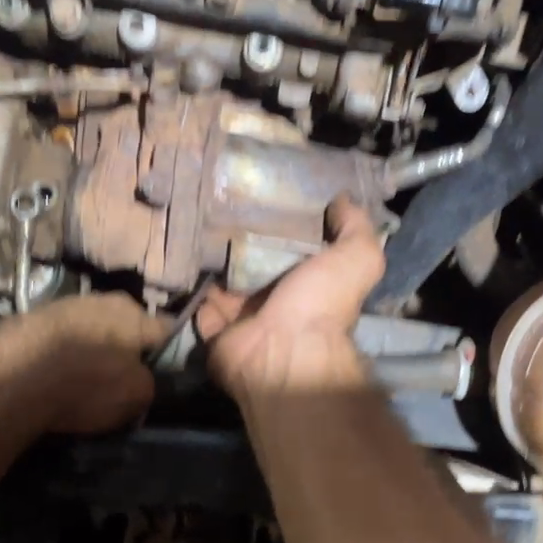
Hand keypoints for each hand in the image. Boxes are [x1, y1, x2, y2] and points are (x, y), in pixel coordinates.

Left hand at [0, 293, 166, 434]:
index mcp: (135, 312)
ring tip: (84, 378)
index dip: (170, 354)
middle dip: (127, 348)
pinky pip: (61, 336)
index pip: (169, 330)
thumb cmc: (86, 385)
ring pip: (93, 328)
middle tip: (122, 378)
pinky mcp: (31, 316)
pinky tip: (55, 374)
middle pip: (127, 325)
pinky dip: (62, 352)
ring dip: (92, 348)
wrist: (9, 379)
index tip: (165, 374)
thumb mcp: (137, 397)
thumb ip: (150, 384)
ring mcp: (65, 304)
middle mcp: (104, 298)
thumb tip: (142, 380)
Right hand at [196, 198, 384, 397]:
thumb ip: (356, 227)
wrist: (283, 354)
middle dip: (240, 236)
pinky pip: (201, 303)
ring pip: (224, 280)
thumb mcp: (357, 257)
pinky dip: (194, 287)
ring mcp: (245, 316)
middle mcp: (278, 298)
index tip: (263, 189)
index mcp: (310, 281)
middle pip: (254, 260)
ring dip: (213, 258)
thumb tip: (342, 199)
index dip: (282, 220)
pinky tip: (185, 257)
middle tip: (220, 200)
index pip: (293, 245)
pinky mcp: (217, 330)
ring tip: (196, 221)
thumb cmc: (321, 303)